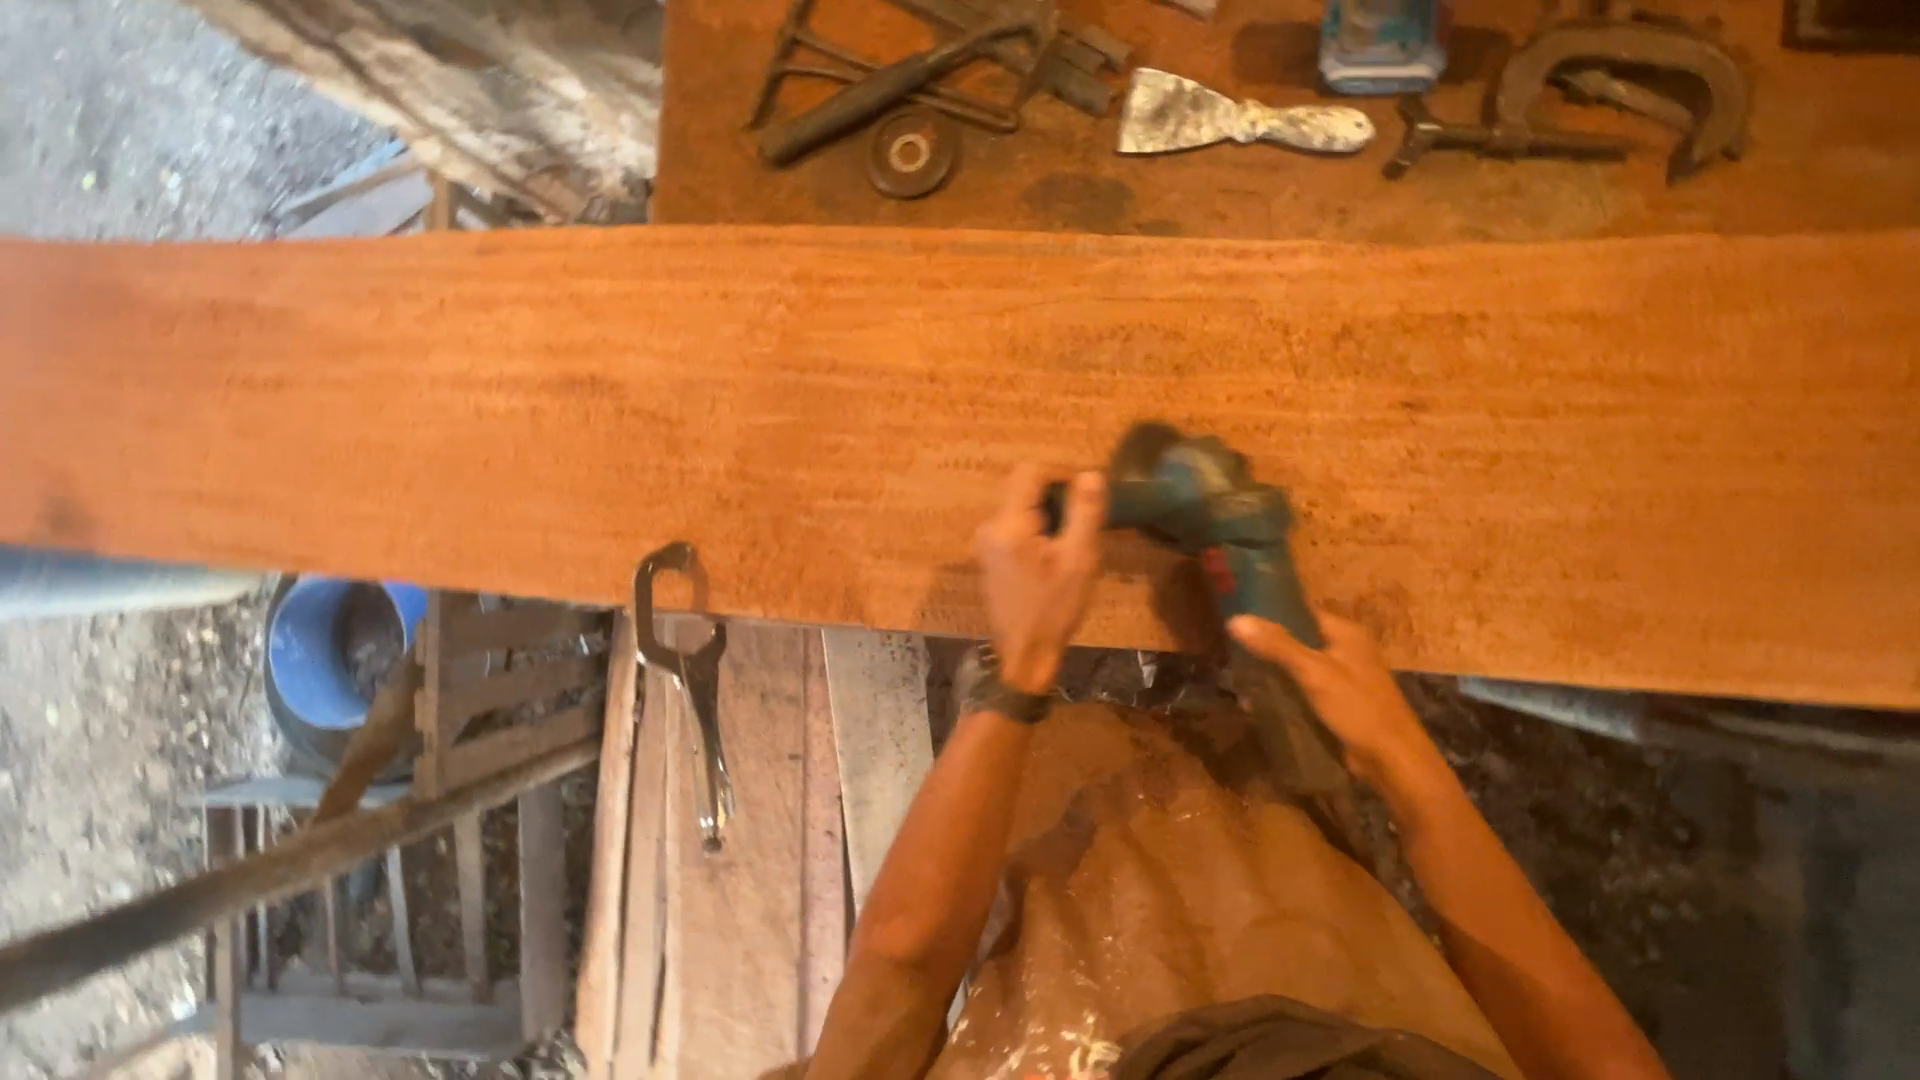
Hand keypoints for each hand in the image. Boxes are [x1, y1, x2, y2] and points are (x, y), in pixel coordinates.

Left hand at [973, 465, 1106, 693]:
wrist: (1025, 654)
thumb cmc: (1054, 609)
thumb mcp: (1079, 560)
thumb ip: (1084, 513)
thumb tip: (1090, 475)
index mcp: (1009, 525)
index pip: (1030, 472)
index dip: (1061, 472)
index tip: (1086, 489)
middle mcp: (990, 527)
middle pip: (1023, 487)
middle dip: (1055, 492)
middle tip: (1085, 514)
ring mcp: (986, 542)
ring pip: (1020, 506)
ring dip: (1048, 510)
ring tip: (1074, 534)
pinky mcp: (989, 555)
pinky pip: (1015, 525)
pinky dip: (1037, 526)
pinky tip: (1056, 551)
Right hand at [1228, 610, 1440, 788]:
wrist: (1392, 759)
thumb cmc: (1357, 708)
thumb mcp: (1314, 672)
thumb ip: (1276, 645)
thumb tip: (1235, 620)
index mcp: (1345, 633)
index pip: (1301, 611)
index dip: (1269, 611)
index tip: (1236, 615)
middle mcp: (1344, 649)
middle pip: (1296, 638)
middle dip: (1265, 645)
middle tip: (1229, 648)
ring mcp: (1341, 676)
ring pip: (1296, 665)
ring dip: (1271, 670)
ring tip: (1236, 673)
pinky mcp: (1336, 701)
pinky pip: (1302, 687)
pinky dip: (1282, 690)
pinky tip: (1256, 697)